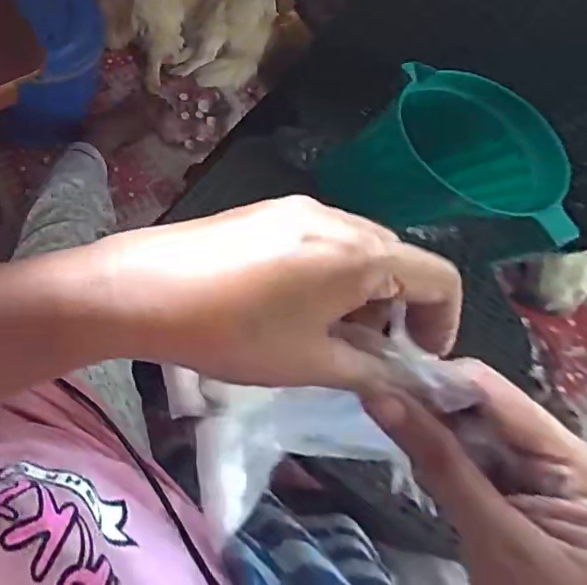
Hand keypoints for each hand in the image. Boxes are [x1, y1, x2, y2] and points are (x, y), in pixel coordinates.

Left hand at [90, 196, 461, 390]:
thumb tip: (410, 378)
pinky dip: (320, 269)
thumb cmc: (232, 330)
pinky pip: (310, 237)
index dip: (444, 323)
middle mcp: (327, 216)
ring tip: (319, 330)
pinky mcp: (254, 210)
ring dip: (356, 288)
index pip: (439, 277)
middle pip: (393, 257)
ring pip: (350, 246)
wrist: (143, 286)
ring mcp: (285, 207)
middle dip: (395, 306)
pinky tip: (284, 302)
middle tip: (362, 350)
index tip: (416, 360)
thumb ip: (375, 370)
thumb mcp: (312, 363)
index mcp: (356, 250)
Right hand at [365, 362, 586, 584]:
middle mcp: (580, 468)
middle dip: (434, 416)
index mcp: (584, 468)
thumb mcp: (497, 541)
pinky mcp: (551, 513)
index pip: (492, 389)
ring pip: (484, 439)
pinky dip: (458, 470)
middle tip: (387, 427)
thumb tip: (375, 390)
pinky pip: (493, 469)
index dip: (432, 380)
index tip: (377, 387)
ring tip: (413, 464)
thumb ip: (439, 462)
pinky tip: (438, 485)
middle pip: (488, 411)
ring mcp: (569, 493)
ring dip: (442, 444)